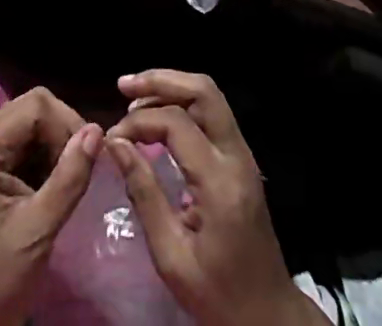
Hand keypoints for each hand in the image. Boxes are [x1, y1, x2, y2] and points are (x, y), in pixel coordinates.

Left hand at [0, 87, 102, 325]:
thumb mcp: (38, 228)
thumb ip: (68, 178)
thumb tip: (97, 131)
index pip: (35, 104)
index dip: (66, 123)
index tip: (87, 160)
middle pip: (35, 108)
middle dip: (65, 132)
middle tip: (81, 171)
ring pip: (36, 124)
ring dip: (60, 146)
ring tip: (71, 182)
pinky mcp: (0, 169)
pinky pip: (32, 145)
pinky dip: (52, 158)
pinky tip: (59, 186)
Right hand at [106, 71, 328, 325]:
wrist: (269, 315)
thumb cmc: (218, 293)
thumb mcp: (172, 255)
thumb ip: (144, 194)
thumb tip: (115, 145)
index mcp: (221, 183)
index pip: (177, 124)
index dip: (138, 123)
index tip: (112, 141)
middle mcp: (238, 159)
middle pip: (204, 92)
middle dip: (161, 80)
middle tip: (124, 85)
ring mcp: (243, 158)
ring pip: (210, 97)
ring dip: (170, 88)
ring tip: (133, 98)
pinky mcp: (241, 162)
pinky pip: (212, 115)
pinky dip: (181, 104)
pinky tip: (155, 116)